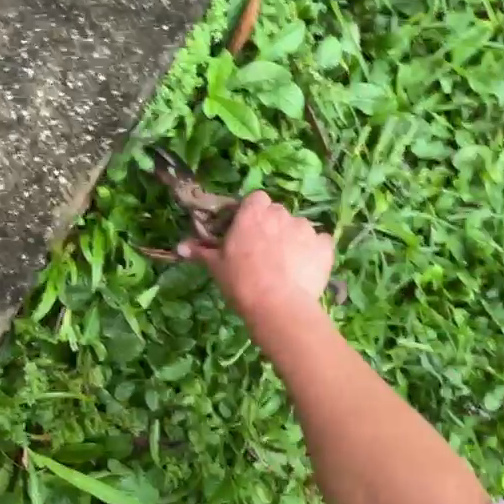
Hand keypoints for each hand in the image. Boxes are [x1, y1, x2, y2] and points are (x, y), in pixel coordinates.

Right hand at [177, 191, 333, 330]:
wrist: (277, 305)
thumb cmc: (241, 282)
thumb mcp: (216, 267)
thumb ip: (201, 251)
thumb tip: (180, 246)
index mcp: (253, 214)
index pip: (256, 199)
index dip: (254, 212)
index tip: (248, 230)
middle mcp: (281, 214)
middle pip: (278, 212)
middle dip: (273, 226)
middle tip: (264, 251)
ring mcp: (306, 229)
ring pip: (299, 227)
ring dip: (293, 239)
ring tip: (286, 265)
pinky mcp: (324, 246)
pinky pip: (319, 243)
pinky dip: (314, 252)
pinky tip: (304, 270)